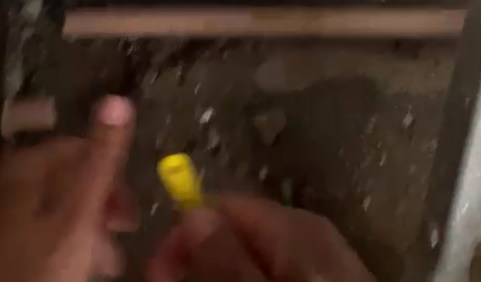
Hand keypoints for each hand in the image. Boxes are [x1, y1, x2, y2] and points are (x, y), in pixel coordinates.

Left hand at [0, 96, 136, 281]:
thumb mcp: (77, 215)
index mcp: (23, 165)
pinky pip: (30, 232)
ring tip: (101, 261)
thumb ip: (100, 160)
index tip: (130, 212)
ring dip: (81, 229)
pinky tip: (68, 265)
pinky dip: (55, 243)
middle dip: (98, 206)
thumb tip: (117, 99)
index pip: (78, 147)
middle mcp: (2, 180)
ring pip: (48, 209)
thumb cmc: (36, 269)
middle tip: (120, 237)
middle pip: (63, 179)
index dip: (112, 176)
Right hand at [147, 196, 373, 281]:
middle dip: (201, 263)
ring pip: (257, 265)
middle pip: (240, 236)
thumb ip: (226, 258)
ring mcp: (326, 270)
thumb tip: (193, 212)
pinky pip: (278, 278)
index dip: (185, 233)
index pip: (227, 206)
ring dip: (223, 278)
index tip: (154, 270)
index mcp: (298, 230)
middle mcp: (313, 241)